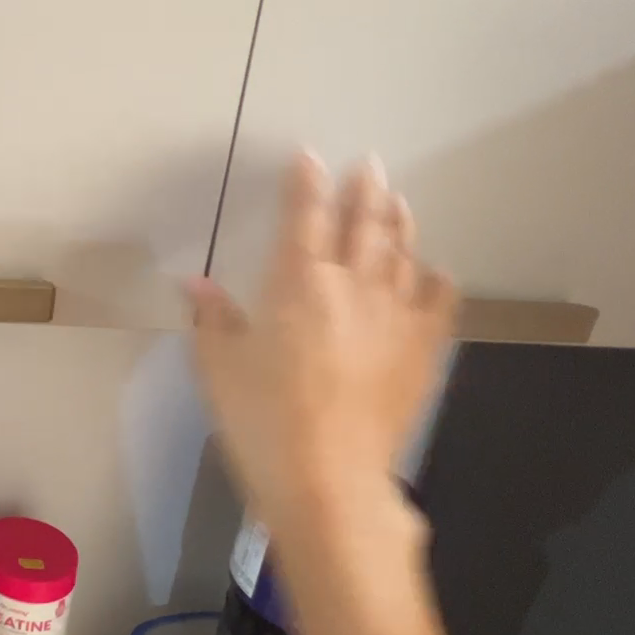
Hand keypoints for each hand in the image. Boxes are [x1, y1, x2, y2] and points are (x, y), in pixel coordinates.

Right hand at [186, 152, 458, 529]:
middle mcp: (352, 288)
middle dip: (363, 190)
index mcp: (297, 286)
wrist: (327, 478)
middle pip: (363, 225)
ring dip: (397, 223)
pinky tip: (431, 271)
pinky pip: (439, 301)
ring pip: (403, 254)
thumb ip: (211, 317)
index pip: (304, 218)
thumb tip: (196, 283)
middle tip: (368, 164)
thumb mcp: (216, 366)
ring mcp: (395, 318)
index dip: (306, 184)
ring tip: (396, 200)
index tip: (309, 156)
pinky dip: (434, 278)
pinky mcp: (422, 350)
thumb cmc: (260, 417)